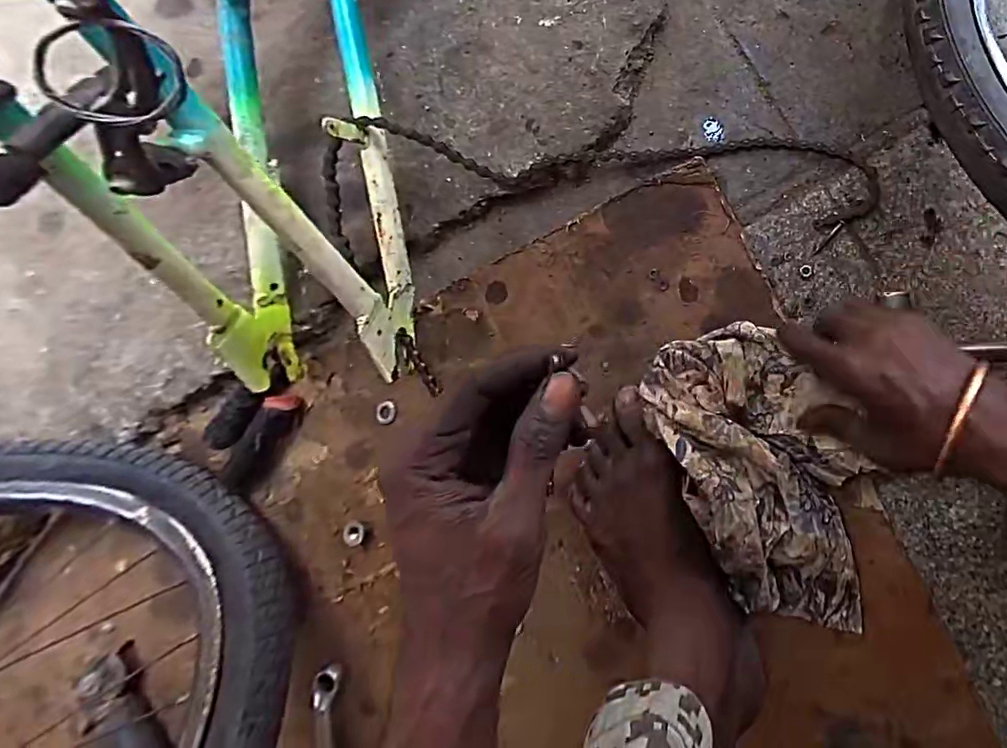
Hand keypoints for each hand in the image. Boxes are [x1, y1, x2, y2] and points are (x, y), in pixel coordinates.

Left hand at [381, 346, 580, 656]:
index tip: (571, 355)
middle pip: (489, 398)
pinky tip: (573, 438)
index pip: (476, 389)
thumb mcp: (515, 513)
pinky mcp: (468, 478)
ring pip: (501, 416)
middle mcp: (427, 452)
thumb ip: (537, 444)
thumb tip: (565, 381)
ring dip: (544, 411)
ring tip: (586, 418)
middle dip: (539, 389)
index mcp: (420, 456)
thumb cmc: (480, 589)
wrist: (460, 652)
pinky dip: (539, 435)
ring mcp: (448, 465)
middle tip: (586, 386)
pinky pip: (505, 440)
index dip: (526, 366)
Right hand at [780, 300, 977, 471]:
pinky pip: (880, 308)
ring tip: (851, 341)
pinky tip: (881, 341)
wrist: (978, 417)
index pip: (804, 341)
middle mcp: (867, 338)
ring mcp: (892, 324)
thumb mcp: (875, 444)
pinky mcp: (913, 320)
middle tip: (825, 350)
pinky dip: (871, 319)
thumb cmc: (928, 436)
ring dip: (845, 320)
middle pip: (828, 317)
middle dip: (820, 331)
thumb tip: (808, 418)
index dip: (789, 337)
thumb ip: (836, 424)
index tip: (784, 337)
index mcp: (851, 368)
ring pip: (853, 306)